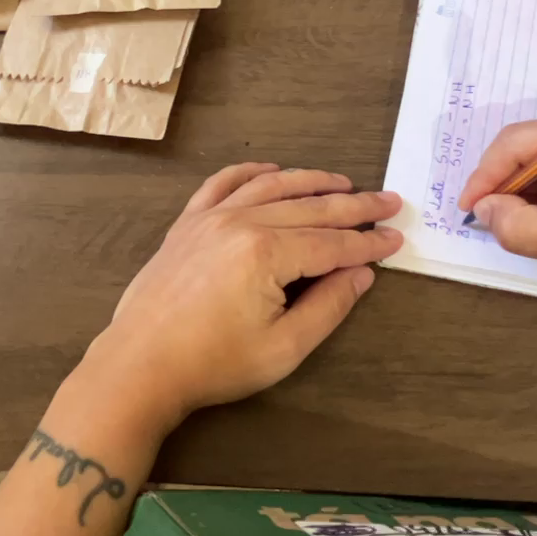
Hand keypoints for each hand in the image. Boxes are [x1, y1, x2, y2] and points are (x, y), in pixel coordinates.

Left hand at [72, 164, 401, 435]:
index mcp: (267, 252)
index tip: (397, 237)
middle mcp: (241, 221)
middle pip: (310, 207)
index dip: (368, 242)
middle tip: (388, 201)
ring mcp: (210, 217)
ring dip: (311, 181)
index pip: (333, 242)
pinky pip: (223, 183)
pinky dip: (251, 171)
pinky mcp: (187, 222)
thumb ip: (329, 306)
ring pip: (271, 186)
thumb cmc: (214, 364)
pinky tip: (271, 169)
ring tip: (343, 182)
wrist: (139, 366)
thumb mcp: (284, 347)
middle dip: (355, 205)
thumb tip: (362, 273)